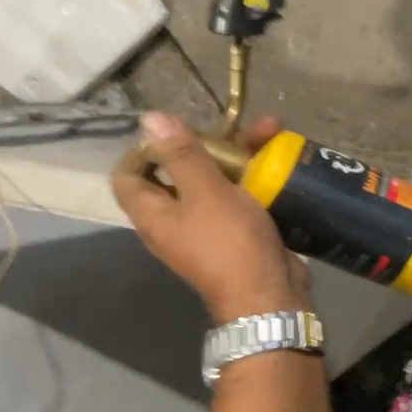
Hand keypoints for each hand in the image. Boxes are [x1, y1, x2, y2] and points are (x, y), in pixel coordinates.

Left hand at [112, 111, 310, 323]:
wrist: (269, 293)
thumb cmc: (231, 242)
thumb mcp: (208, 193)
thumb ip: (181, 156)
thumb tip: (150, 119)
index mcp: (154, 214)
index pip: (129, 176)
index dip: (145, 149)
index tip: (178, 129)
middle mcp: (175, 220)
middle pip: (181, 174)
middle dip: (210, 145)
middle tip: (239, 127)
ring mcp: (208, 227)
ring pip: (217, 182)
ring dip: (241, 157)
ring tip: (274, 133)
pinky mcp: (239, 232)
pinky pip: (241, 197)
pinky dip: (258, 178)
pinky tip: (282, 165)